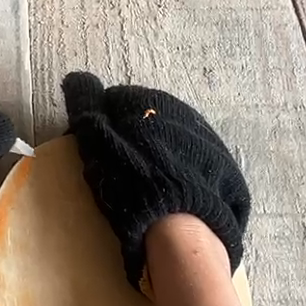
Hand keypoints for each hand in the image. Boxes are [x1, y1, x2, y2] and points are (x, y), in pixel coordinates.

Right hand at [61, 72, 249, 288]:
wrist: (180, 226)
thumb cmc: (132, 183)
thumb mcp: (97, 142)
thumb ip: (86, 106)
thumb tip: (77, 79)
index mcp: (154, 102)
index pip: (122, 103)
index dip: (106, 125)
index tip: (99, 148)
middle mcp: (186, 115)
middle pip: (153, 124)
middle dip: (138, 141)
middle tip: (124, 171)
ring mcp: (211, 144)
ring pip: (178, 146)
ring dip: (165, 159)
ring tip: (152, 187)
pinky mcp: (228, 173)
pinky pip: (200, 170)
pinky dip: (188, 179)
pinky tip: (178, 199)